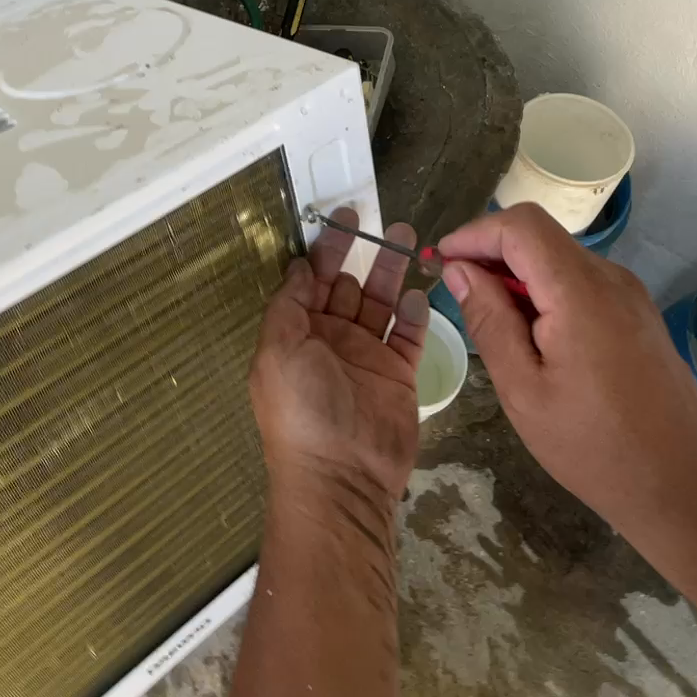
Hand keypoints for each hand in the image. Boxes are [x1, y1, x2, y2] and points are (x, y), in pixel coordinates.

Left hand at [248, 207, 427, 503]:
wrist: (342, 477)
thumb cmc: (302, 410)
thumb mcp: (278, 352)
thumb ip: (288, 305)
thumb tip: (296, 266)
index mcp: (296, 334)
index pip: (310, 280)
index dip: (324, 249)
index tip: (342, 218)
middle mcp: (330, 340)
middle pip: (347, 286)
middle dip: (359, 253)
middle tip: (377, 219)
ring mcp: (366, 357)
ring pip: (381, 304)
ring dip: (391, 272)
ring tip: (406, 238)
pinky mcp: (398, 375)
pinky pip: (408, 336)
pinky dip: (414, 313)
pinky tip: (419, 291)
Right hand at [435, 203, 696, 528]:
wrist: (686, 486)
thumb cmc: (594, 447)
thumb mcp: (523, 389)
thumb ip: (488, 320)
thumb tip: (460, 270)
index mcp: (580, 291)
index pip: (520, 226)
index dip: (474, 234)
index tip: (441, 261)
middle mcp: (610, 278)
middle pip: (539, 236)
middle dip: (490, 253)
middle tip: (456, 292)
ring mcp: (629, 294)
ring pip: (557, 257)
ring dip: (515, 275)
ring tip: (488, 319)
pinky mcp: (636, 313)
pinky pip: (579, 281)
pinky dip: (543, 291)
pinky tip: (529, 333)